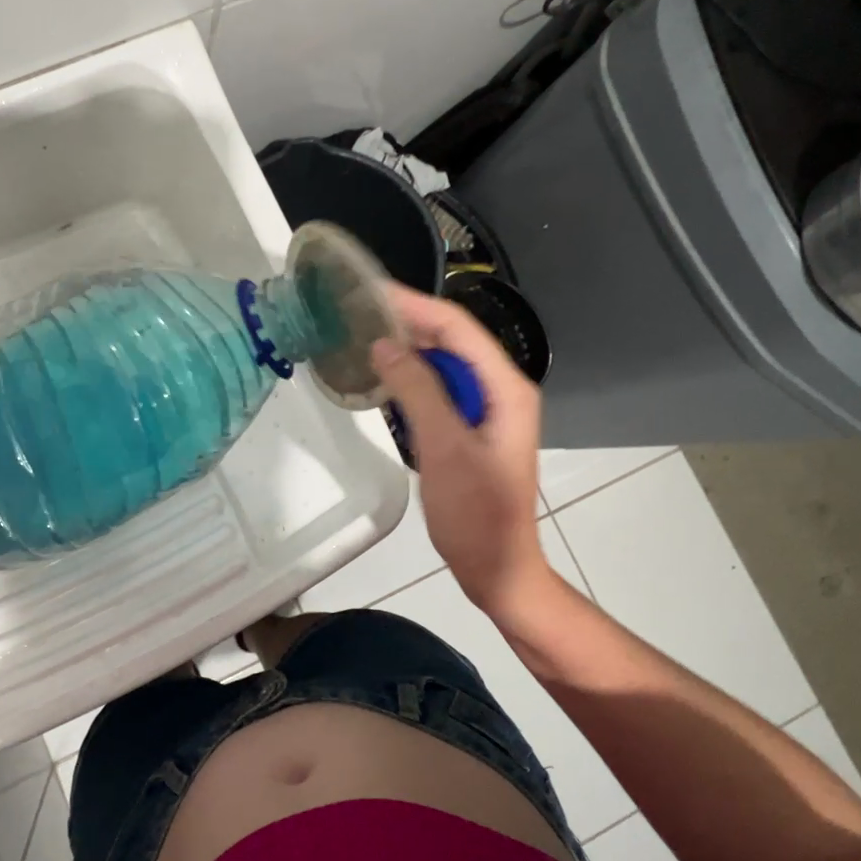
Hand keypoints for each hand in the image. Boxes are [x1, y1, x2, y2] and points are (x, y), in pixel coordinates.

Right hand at [370, 285, 555, 617]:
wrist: (497, 570)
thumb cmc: (476, 514)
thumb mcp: (444, 449)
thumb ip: (418, 391)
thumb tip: (383, 345)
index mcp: (504, 388)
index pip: (456, 327)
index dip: (413, 304)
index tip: (369, 291)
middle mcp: (500, 390)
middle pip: (451, 339)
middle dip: (406, 320)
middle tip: (356, 310)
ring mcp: (487, 410)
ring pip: (443, 364)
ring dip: (406, 348)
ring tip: (361, 335)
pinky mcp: (471, 429)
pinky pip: (439, 389)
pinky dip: (410, 378)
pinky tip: (381, 378)